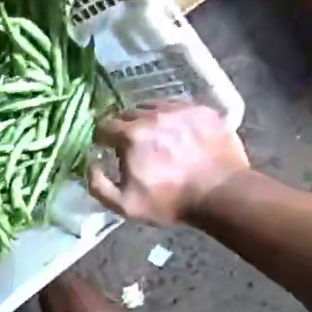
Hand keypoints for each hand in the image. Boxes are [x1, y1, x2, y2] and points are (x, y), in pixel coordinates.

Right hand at [90, 102, 250, 224]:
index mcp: (131, 136)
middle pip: (128, 113)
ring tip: (155, 137)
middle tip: (132, 145)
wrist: (222, 194)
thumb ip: (98, 185)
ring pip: (154, 106)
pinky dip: (172, 117)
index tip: (107, 148)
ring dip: (148, 119)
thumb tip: (90, 164)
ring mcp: (181, 109)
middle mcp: (153, 115)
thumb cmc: (171, 202)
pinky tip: (178, 134)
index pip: (104, 126)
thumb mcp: (125, 205)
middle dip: (124, 127)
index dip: (102, 138)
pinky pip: (179, 107)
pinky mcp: (203, 111)